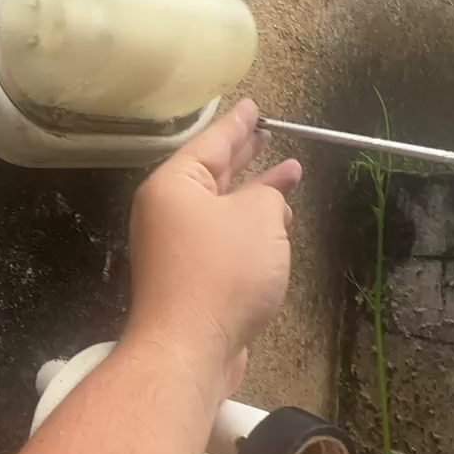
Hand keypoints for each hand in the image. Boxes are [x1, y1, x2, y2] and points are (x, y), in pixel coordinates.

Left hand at [123, 99, 301, 399]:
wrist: (190, 347)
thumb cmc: (221, 272)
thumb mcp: (257, 217)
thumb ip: (268, 195)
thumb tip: (269, 197)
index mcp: (173, 186)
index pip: (210, 143)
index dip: (237, 124)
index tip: (254, 106)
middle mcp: (168, 212)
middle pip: (211, 173)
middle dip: (242, 154)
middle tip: (265, 133)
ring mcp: (177, 247)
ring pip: (220, 208)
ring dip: (252, 192)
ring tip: (285, 172)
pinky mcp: (190, 277)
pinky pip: (223, 239)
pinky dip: (248, 228)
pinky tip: (274, 223)